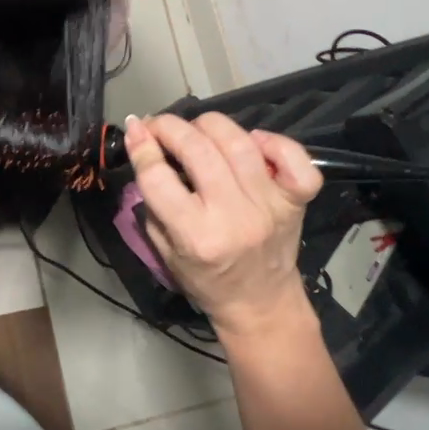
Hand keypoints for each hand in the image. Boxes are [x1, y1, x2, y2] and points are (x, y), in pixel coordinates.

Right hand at [125, 113, 323, 339]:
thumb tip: (144, 147)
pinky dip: (273, 141)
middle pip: (197, 149)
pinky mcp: (295, 201)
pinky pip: (294, 158)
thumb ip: (153, 201)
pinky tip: (252, 141)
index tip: (133, 129)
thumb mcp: (162, 248)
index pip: (159, 176)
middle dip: (169, 127)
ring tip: (196, 130)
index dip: (141, 145)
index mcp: (196, 236)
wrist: (261, 304)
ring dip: (208, 125)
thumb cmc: (204, 279)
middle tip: (157, 126)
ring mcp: (269, 206)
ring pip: (237, 141)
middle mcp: (234, 216)